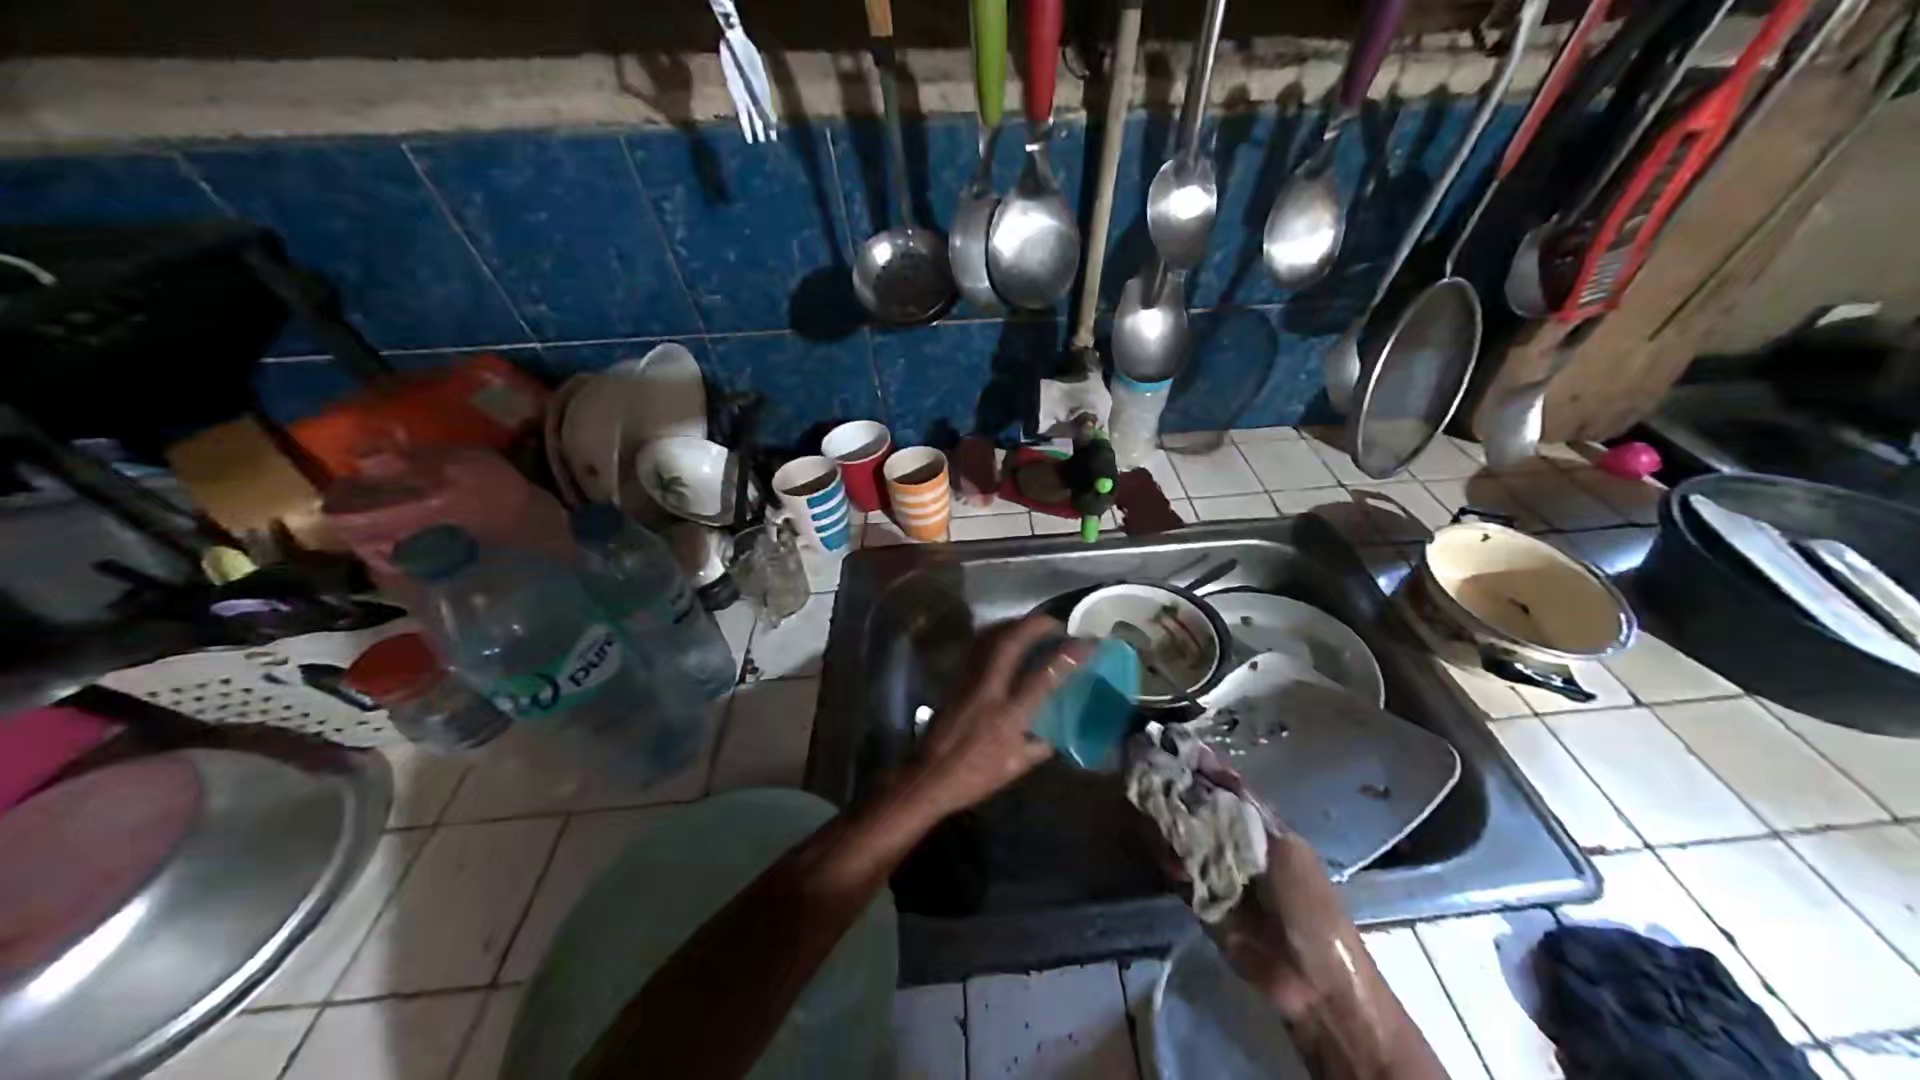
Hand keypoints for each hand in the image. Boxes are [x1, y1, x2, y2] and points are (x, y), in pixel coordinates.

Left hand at [900, 616, 1090, 820]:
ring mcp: (968, 681)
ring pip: (990, 639)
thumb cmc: (975, 777)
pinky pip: (978, 648)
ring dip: (1014, 625)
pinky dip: (996, 636)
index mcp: (1009, 715)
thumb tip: (1057, 730)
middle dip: (1035, 625)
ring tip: (1033, 625)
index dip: (1068, 656)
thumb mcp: (1017, 766)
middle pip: (1011, 643)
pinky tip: (1006, 638)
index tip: (1087, 643)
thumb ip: (1040, 744)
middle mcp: (988, 690)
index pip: (1043, 677)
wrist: (928, 777)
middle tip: (1056, 623)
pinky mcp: (955, 680)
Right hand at [1142, 746, 1369, 1021]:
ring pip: (1181, 834)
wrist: (1309, 977)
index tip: (1170, 740)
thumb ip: (1244, 808)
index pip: (1223, 783)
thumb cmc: (1307, 904)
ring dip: (1165, 823)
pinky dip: (1166, 860)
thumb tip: (1211, 766)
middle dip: (1174, 789)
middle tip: (1144, 769)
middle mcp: (1233, 838)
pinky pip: (1175, 870)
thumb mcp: (1283, 847)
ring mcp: (1215, 867)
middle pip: (1196, 805)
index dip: (1199, 763)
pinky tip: (1162, 854)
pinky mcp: (1199, 895)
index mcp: (1259, 823)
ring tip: (1144, 805)